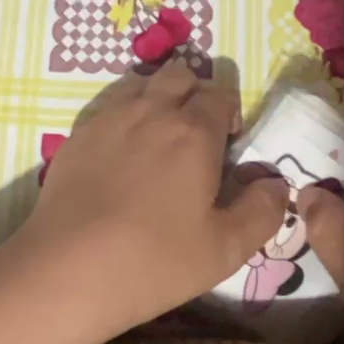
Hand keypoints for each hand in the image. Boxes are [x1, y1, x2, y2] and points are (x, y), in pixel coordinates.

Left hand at [12, 63, 287, 335]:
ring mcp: (109, 117)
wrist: (68, 268)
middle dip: (194, 93)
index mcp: (193, 131)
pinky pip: (109, 104)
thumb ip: (261, 210)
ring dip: (158, 96)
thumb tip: (276, 182)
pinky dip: (124, 113)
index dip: (230, 112)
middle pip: (180, 75)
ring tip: (159, 136)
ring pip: (142, 82)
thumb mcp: (225, 249)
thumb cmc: (155, 260)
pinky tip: (122, 150)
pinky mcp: (78, 133)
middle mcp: (151, 110)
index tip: (229, 144)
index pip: (220, 95)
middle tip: (196, 134)